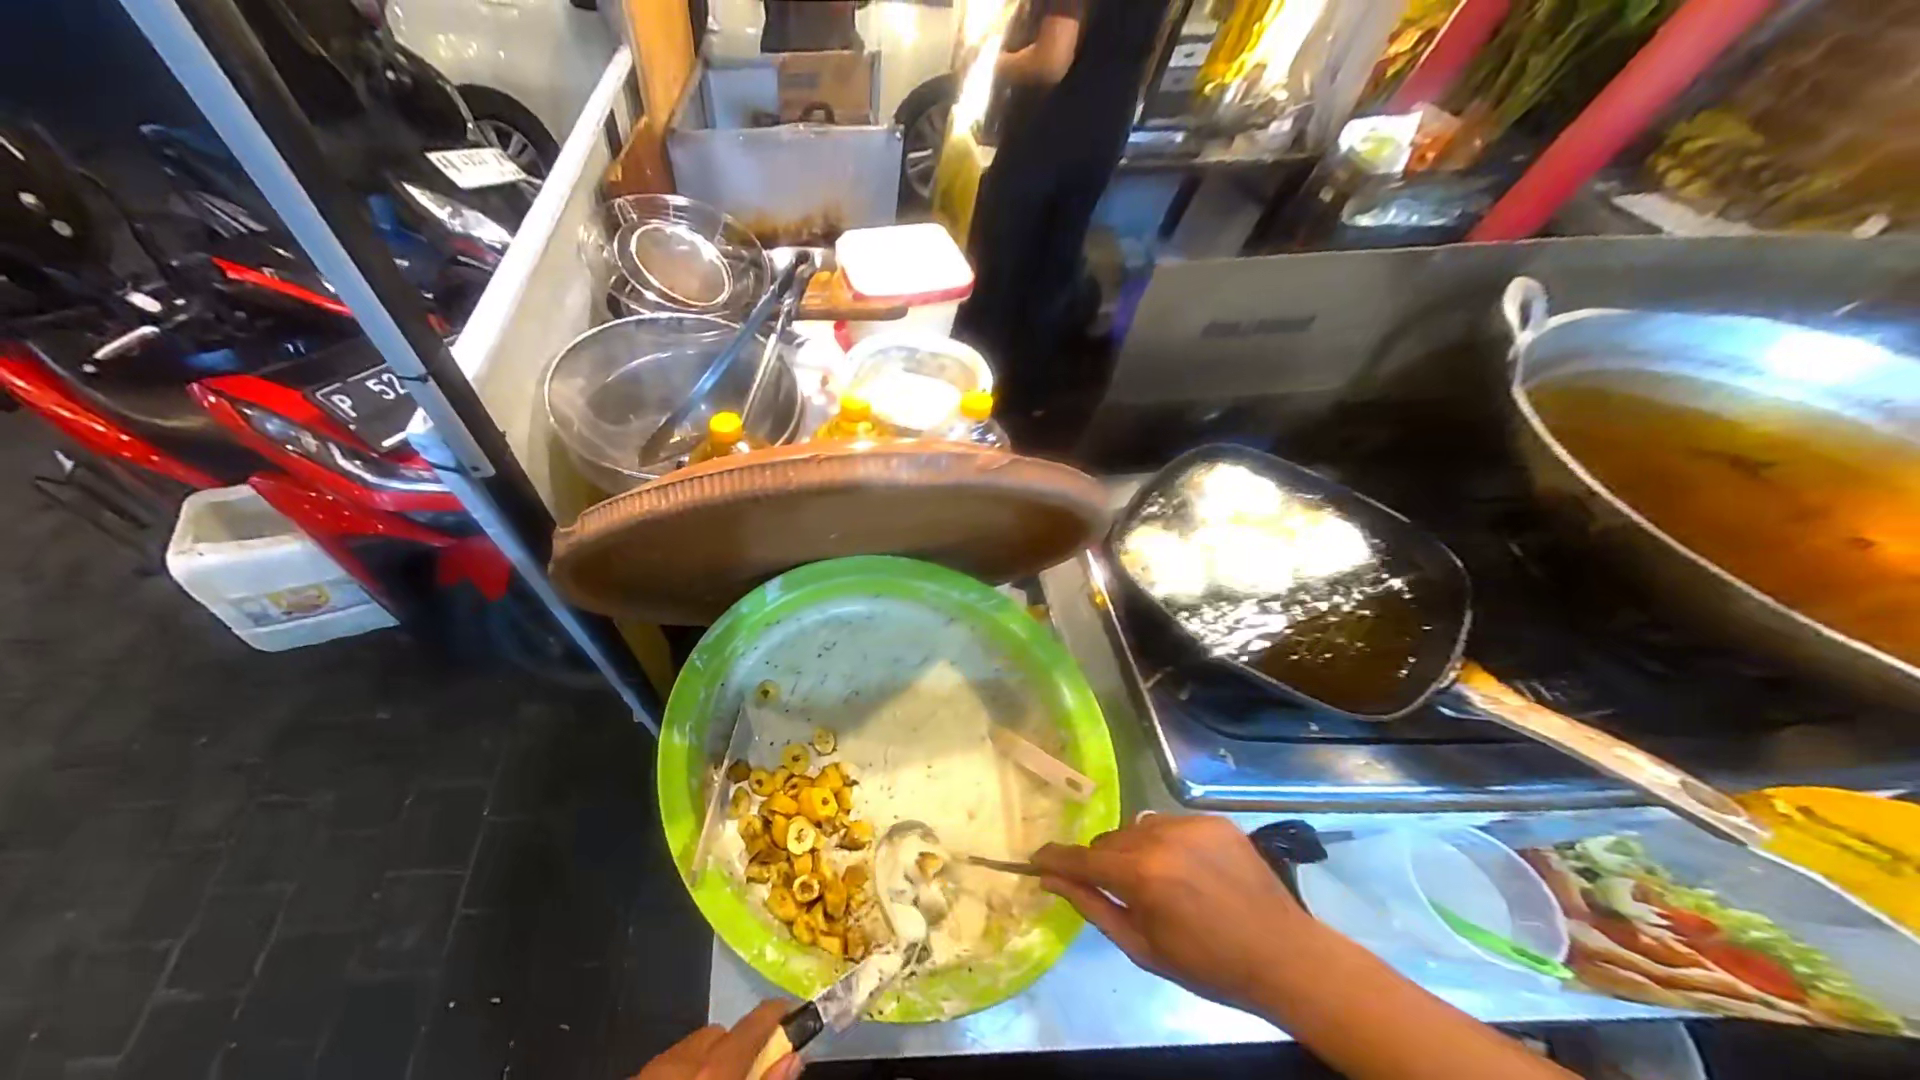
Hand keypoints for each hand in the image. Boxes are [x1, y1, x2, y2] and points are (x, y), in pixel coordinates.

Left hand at [634, 1001, 800, 1079]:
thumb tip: (794, 1055)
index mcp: (715, 1067)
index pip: (755, 1022)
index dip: (777, 1014)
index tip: (791, 1016)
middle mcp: (683, 1057)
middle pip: (719, 1033)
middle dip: (734, 1049)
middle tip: (743, 1073)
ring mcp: (651, 1067)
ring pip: (688, 1048)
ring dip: (703, 1063)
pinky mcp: (632, 1076)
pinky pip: (662, 1066)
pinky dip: (676, 1074)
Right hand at [1033, 814, 1312, 1010]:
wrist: (1283, 957)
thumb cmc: (1207, 965)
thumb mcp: (1142, 947)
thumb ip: (1092, 907)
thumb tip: (1051, 880)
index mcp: (1140, 875)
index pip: (1081, 859)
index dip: (1054, 859)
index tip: (1035, 859)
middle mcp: (1159, 838)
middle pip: (1109, 842)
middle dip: (1103, 863)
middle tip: (1121, 892)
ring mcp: (1189, 824)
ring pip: (1138, 829)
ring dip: (1136, 851)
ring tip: (1161, 882)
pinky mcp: (1212, 820)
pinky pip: (1170, 824)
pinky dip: (1168, 843)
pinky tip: (1189, 870)